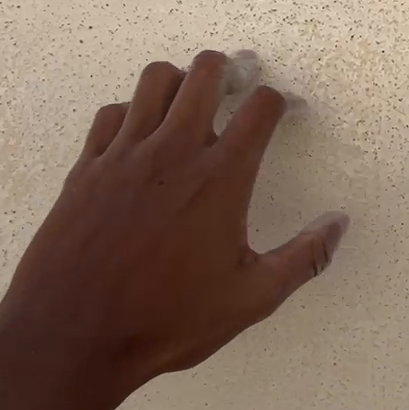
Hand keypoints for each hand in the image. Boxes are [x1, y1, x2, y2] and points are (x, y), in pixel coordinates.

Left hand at [0, 52, 348, 397]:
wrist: (68, 340)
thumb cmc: (168, 319)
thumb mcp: (252, 298)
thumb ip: (305, 257)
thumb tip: (340, 223)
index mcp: (221, 177)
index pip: (261, 107)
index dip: (281, 100)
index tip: (287, 111)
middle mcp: (174, 151)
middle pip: (205, 72)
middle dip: (229, 69)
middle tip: (238, 88)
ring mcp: (124, 154)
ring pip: (155, 79)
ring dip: (180, 82)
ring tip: (190, 105)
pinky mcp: (85, 167)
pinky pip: (111, 113)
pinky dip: (132, 113)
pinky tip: (140, 138)